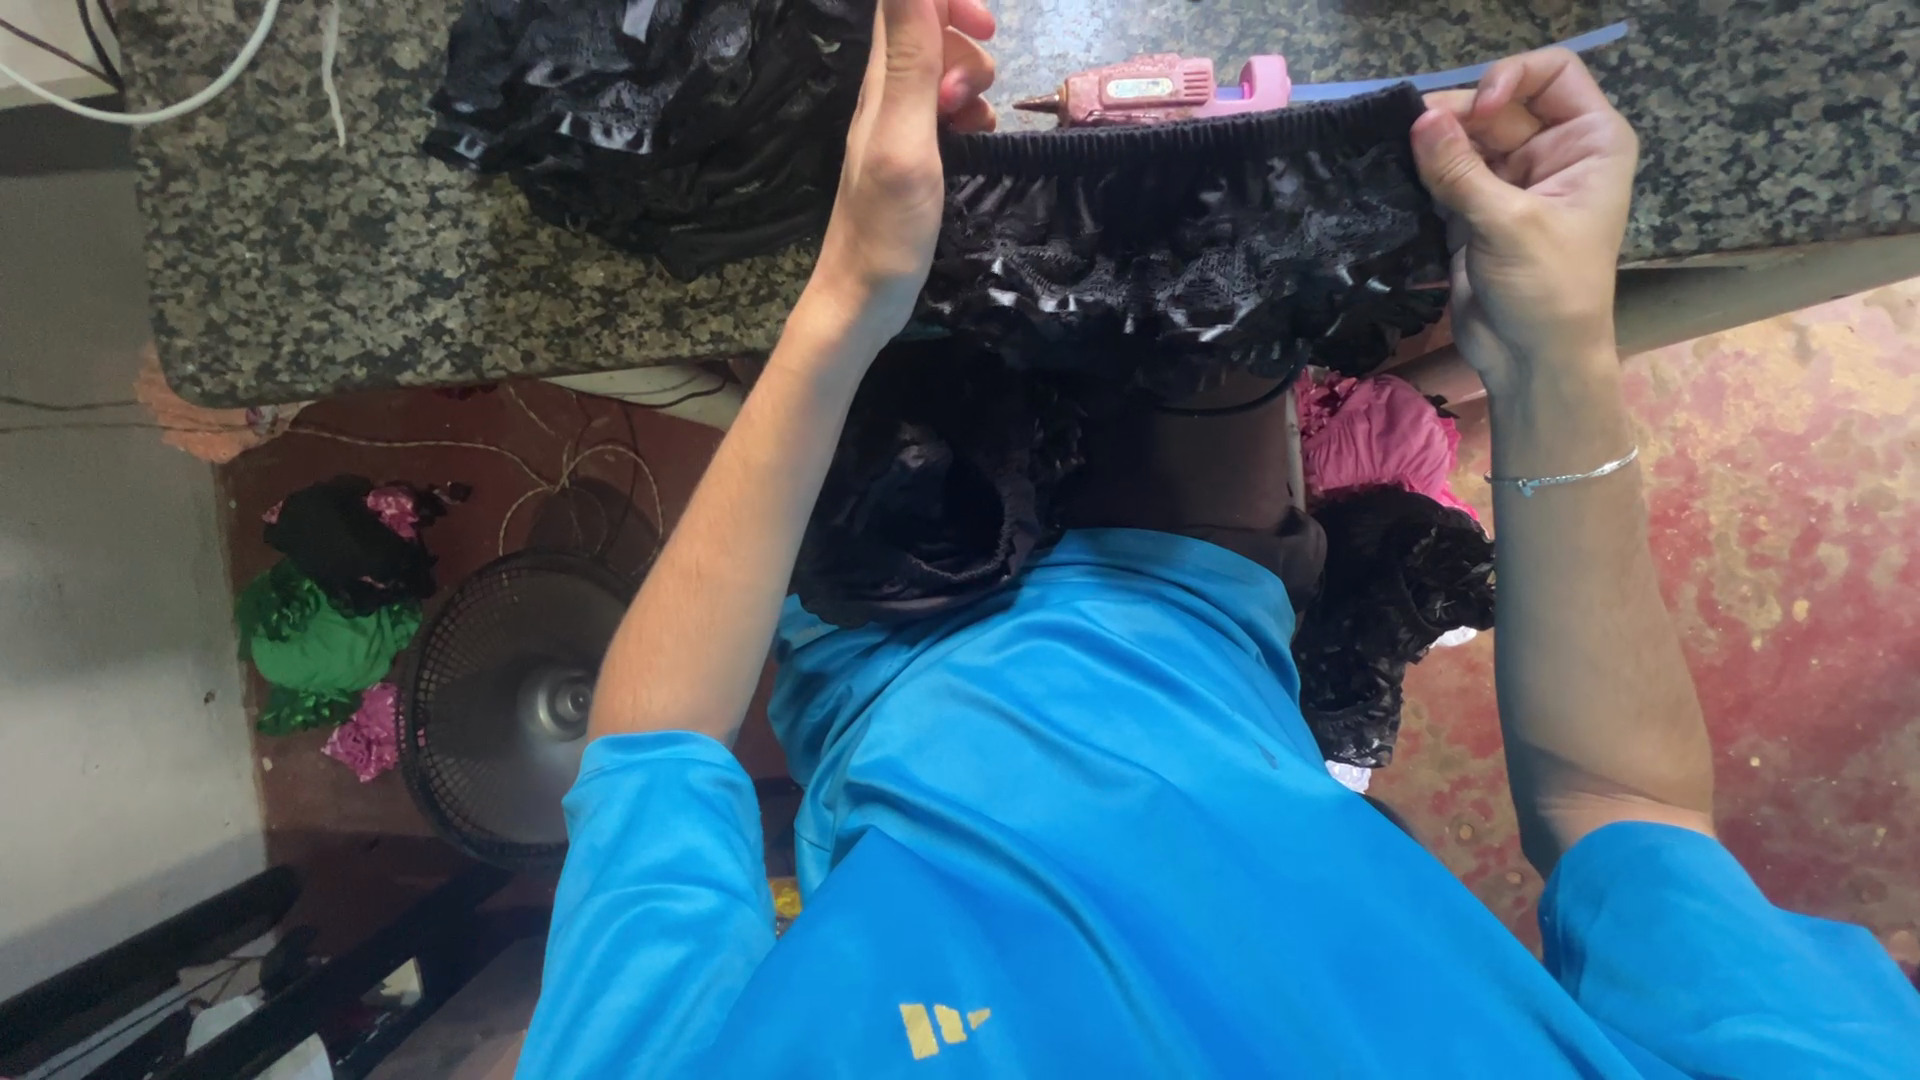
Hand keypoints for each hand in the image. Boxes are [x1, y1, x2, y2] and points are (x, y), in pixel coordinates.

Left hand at [797, 0, 996, 354]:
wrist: (865, 299)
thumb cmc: (886, 229)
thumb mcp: (903, 138)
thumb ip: (909, 57)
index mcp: (882, 81)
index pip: (906, 2)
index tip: (982, 28)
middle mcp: (887, 95)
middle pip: (931, 30)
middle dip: (967, 44)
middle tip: (972, 95)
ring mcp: (900, 129)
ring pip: (944, 74)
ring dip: (972, 87)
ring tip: (970, 130)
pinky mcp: (913, 160)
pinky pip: (947, 116)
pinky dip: (968, 121)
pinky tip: (971, 148)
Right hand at [1410, 48, 1637, 396]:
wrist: (1531, 355)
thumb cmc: (1546, 286)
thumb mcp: (1507, 223)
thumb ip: (1460, 172)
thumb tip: (1419, 121)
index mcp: (1586, 141)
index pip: (1551, 76)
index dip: (1509, 80)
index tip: (1474, 111)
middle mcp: (1547, 156)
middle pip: (1496, 112)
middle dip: (1454, 118)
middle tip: (1407, 134)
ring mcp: (1505, 188)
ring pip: (1463, 148)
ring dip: (1430, 150)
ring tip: (1391, 155)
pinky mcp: (1470, 219)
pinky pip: (1442, 184)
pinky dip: (1419, 181)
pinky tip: (1393, 181)